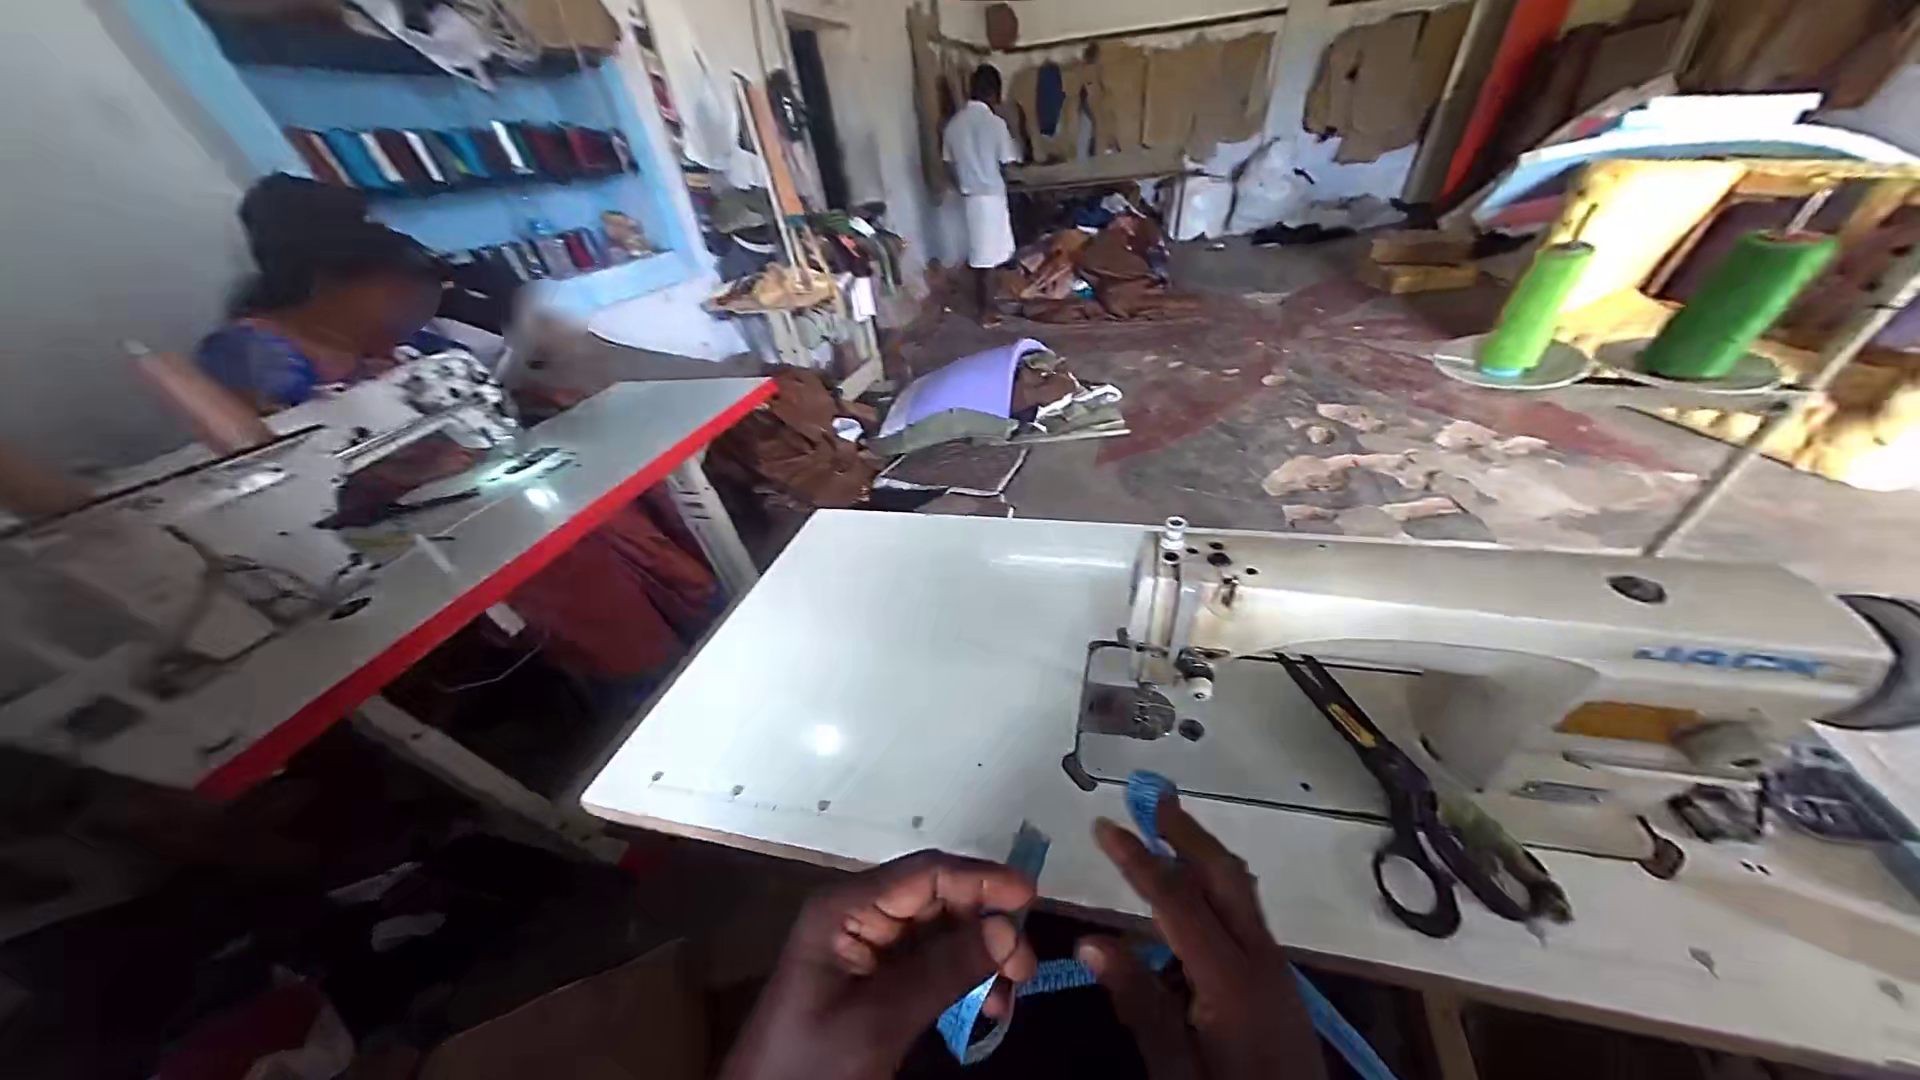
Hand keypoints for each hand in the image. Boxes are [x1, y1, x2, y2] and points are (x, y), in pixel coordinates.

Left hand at [719, 850, 1038, 1079]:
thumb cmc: (812, 1065)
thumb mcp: (879, 1020)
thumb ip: (944, 970)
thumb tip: (1006, 927)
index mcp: (848, 906)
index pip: (925, 874)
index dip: (978, 877)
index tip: (1027, 894)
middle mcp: (862, 913)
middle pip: (937, 899)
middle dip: (985, 922)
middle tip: (1025, 960)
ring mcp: (870, 945)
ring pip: (940, 931)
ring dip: (980, 955)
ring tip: (1012, 990)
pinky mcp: (879, 977)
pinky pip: (932, 963)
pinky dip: (963, 979)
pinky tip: (987, 1005)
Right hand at [1082, 794, 1326, 1079]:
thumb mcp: (1177, 1072)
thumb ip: (1138, 1002)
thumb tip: (1090, 942)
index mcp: (1233, 982)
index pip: (1178, 901)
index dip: (1138, 860)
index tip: (1105, 826)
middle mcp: (1261, 961)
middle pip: (1224, 875)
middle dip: (1185, 831)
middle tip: (1150, 796)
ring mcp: (1276, 968)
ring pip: (1240, 887)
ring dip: (1201, 849)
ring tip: (1166, 824)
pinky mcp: (1278, 979)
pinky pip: (1244, 909)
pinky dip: (1214, 878)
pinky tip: (1192, 885)